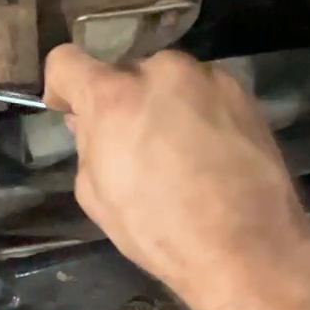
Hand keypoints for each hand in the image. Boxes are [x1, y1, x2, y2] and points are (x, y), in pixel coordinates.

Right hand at [43, 45, 309, 304]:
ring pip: (168, 83)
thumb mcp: (95, 195)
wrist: (247, 249)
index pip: (66, 61)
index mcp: (114, 96)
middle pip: (124, 74)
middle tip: (133, 146)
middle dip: (121, 102)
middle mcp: (161, 71)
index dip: (63, 88)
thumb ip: (87, 145)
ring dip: (162, 105)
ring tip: (178, 154)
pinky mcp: (244, 93)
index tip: (71, 113)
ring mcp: (208, 78)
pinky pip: (204, 94)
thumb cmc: (158, 230)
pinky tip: (209, 155)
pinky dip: (197, 113)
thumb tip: (91, 123)